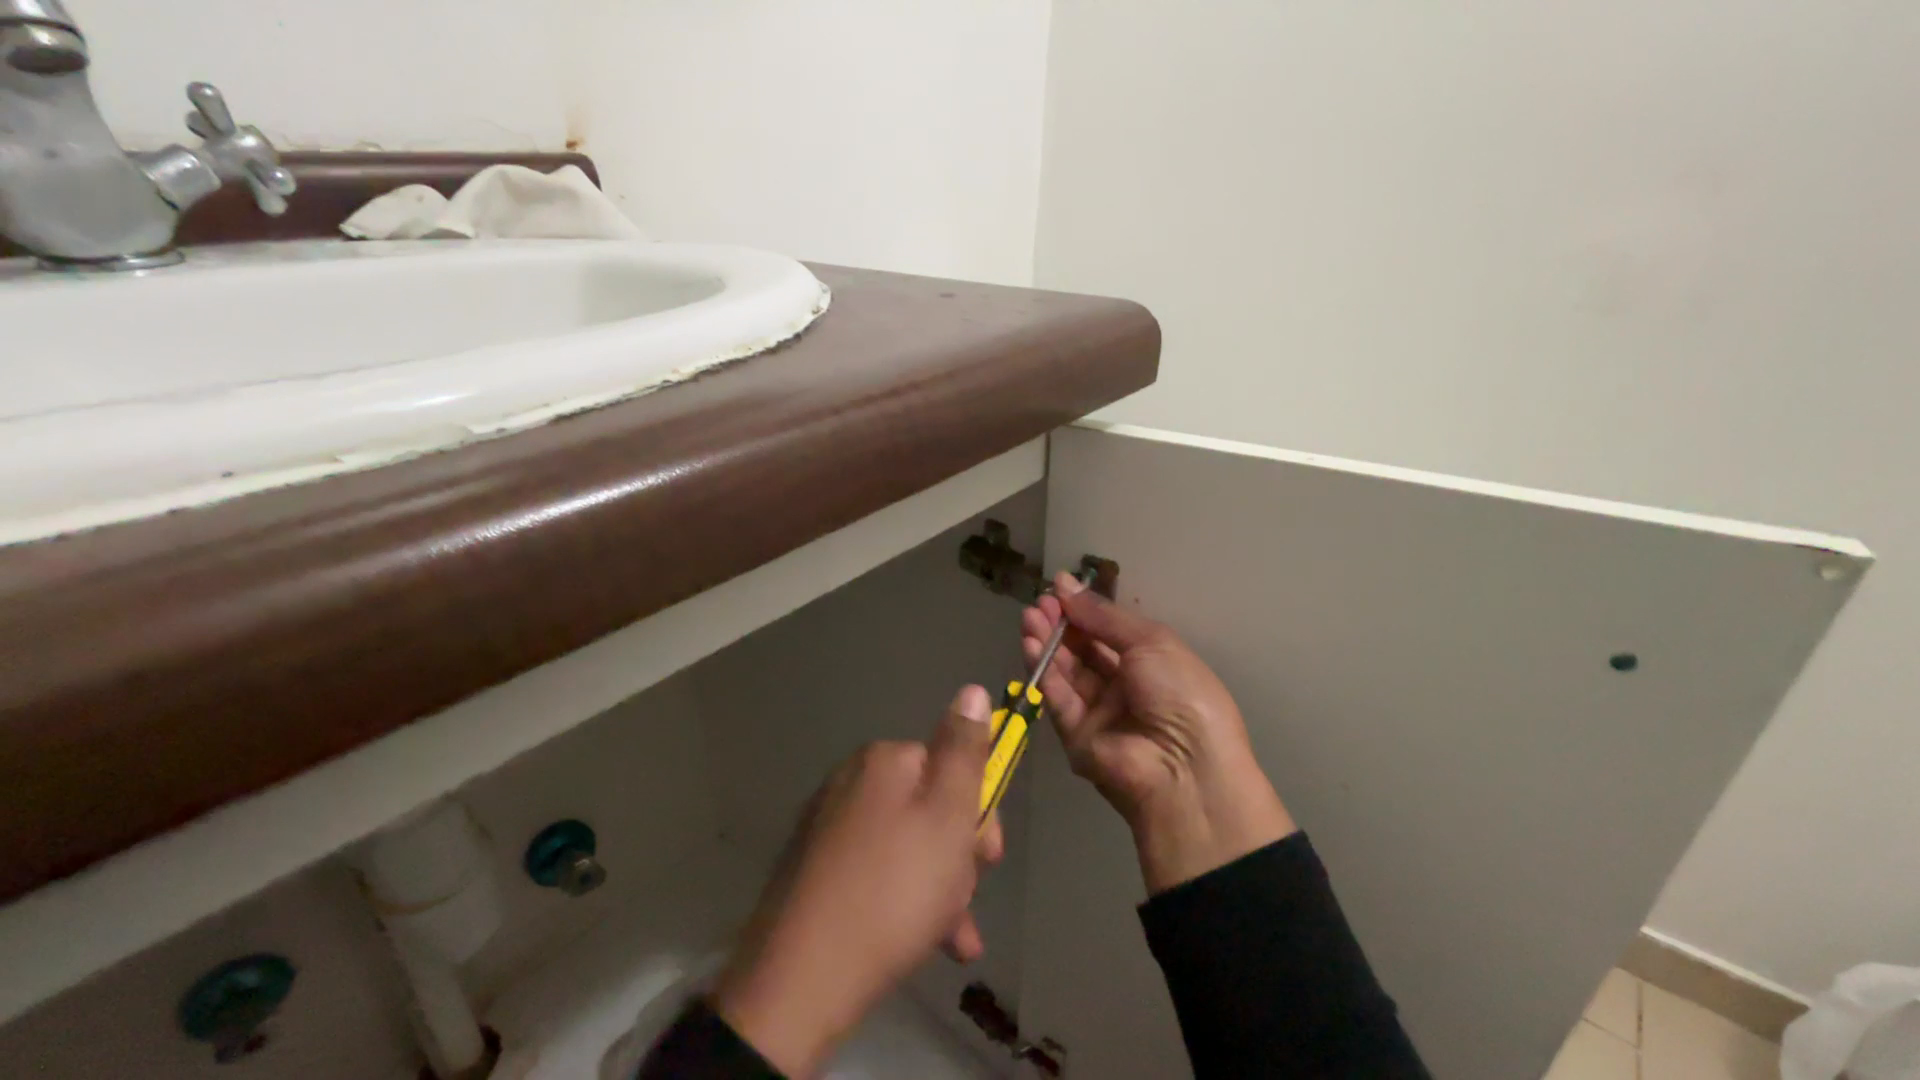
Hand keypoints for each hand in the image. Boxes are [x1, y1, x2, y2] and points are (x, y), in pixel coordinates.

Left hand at [712, 686, 1003, 1076]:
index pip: (950, 764)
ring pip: (908, 848)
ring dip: (941, 888)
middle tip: (965, 896)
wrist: (803, 977)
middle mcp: (851, 783)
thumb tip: (971, 690)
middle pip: (929, 806)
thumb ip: (964, 752)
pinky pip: (878, 876)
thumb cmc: (894, 892)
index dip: (978, 810)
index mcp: (884, 762)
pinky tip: (931, 945)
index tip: (988, 855)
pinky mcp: (816, 873)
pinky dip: (907, 903)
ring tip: (953, 936)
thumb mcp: (948, 817)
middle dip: (959, 853)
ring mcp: (829, 829)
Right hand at [1023, 571, 1295, 893]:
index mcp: (1152, 663)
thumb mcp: (1151, 642)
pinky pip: (1057, 699)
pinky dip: (1042, 672)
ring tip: (1030, 618)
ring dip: (1047, 643)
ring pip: (1065, 672)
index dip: (1084, 610)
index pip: (1108, 632)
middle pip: (1083, 651)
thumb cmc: (1181, 693)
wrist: (1186, 767)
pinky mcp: (1075, 736)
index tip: (1058, 587)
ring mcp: (1098, 713)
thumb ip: (1103, 616)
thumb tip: (1066, 583)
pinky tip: (1031, 645)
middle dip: (1061, 624)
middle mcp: (1124, 687)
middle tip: (1039, 602)